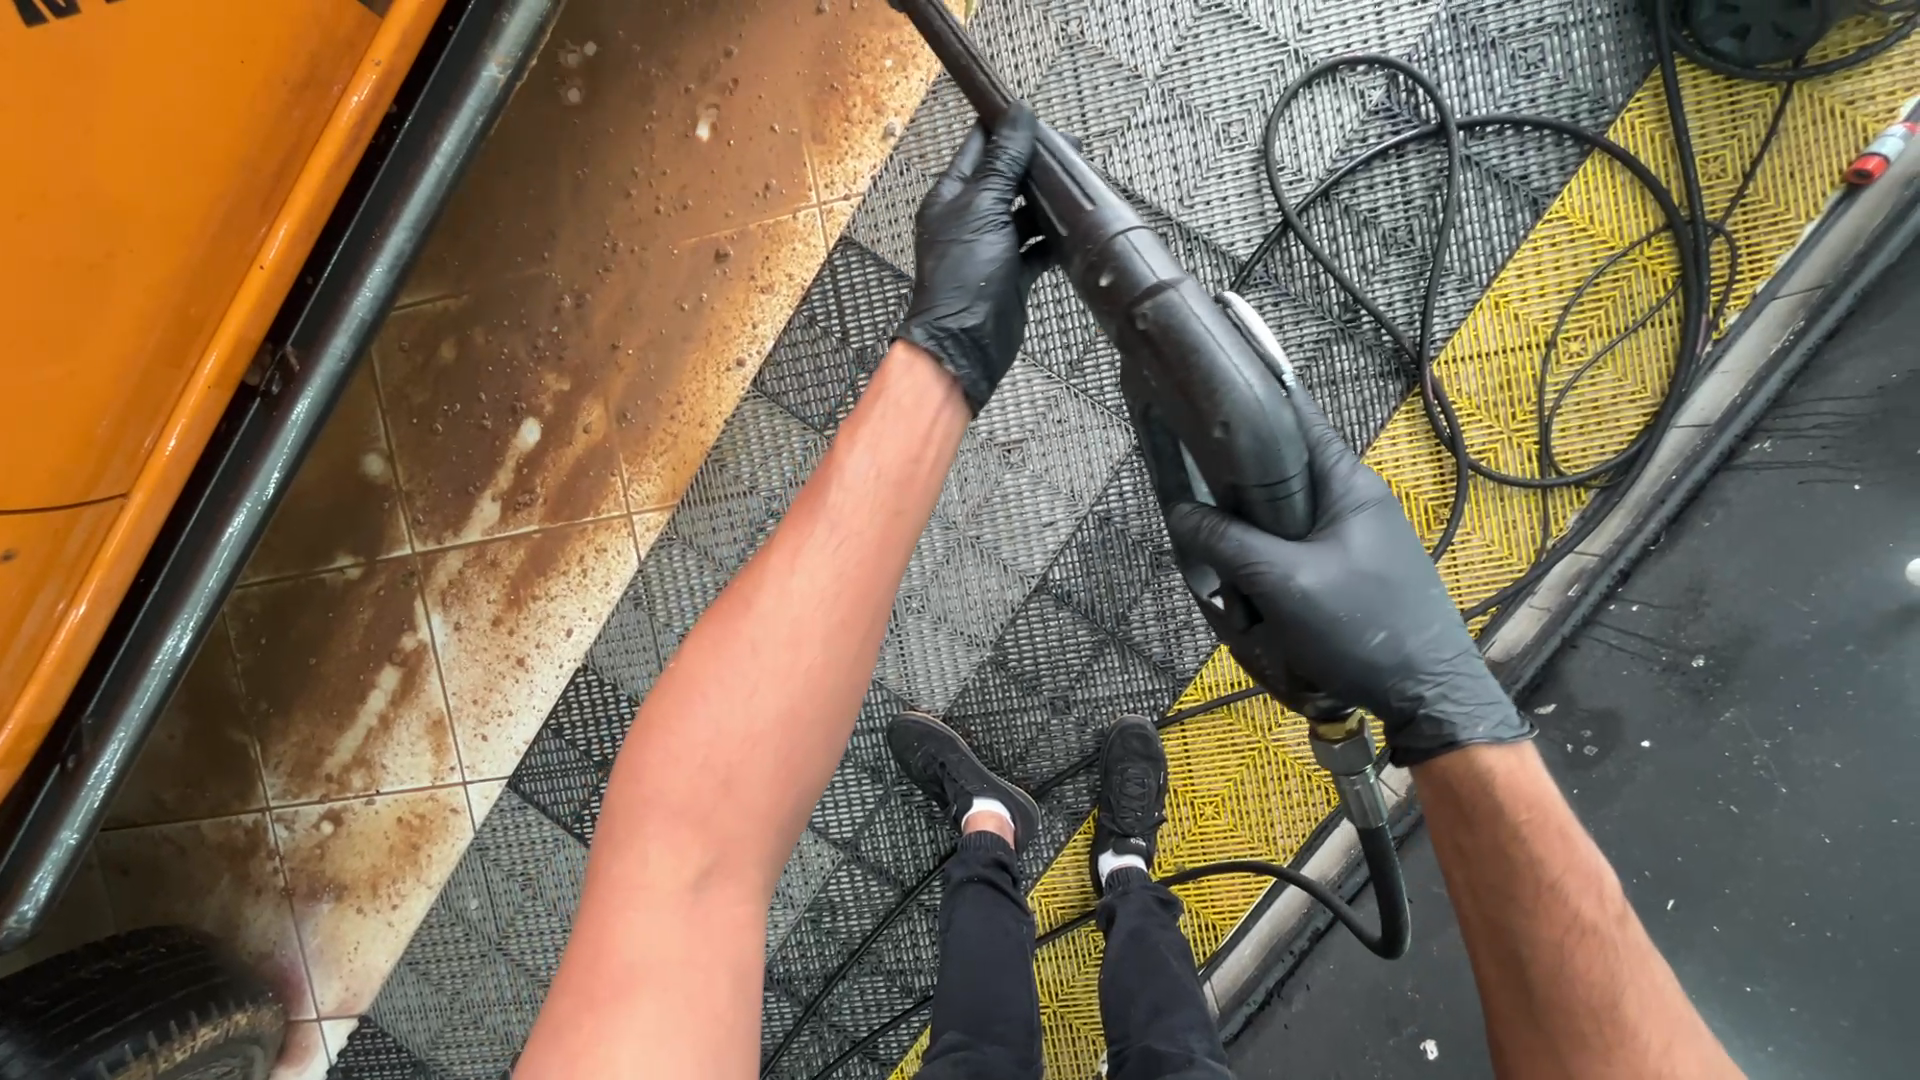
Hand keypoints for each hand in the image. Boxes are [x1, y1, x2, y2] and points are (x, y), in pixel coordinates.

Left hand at [894, 103, 1052, 413]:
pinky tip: (1074, 227)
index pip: (980, 147)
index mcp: (952, 195)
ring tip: (1079, 185)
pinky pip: (1036, 249)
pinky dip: (1053, 239)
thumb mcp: (983, 206)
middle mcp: (970, 218)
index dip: (1007, 127)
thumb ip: (1004, 161)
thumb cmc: (963, 274)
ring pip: (1025, 213)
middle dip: (1037, 164)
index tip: (1038, 114)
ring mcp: (992, 247)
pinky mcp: (1012, 274)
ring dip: (1048, 201)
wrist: (966, 341)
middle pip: (1007, 178)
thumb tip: (1018, 114)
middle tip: (1073, 151)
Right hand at [1164, 389, 1533, 765]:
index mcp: (1347, 484)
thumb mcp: (1283, 581)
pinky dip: (1266, 568)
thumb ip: (1227, 541)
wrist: (1426, 693)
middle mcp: (1352, 500)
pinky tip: (1253, 597)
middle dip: (1236, 498)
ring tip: (1227, 574)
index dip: (1249, 409)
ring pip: (1280, 520)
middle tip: (1202, 522)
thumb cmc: (1360, 625)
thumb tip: (1177, 510)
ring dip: (1248, 544)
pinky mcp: (1350, 570)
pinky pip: (1293, 553)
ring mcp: (1353, 537)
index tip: (1201, 412)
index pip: (1295, 420)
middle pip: (1278, 475)